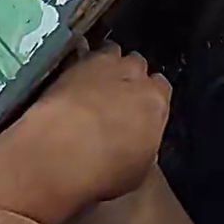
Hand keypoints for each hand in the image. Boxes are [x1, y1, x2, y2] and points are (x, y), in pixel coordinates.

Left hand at [12, 42, 171, 204]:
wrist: (60, 150)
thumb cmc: (105, 171)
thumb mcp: (138, 173)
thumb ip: (146, 150)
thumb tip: (141, 146)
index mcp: (155, 102)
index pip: (162, 88)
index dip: (151, 98)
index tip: (141, 110)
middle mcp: (133, 75)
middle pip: (138, 64)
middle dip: (130, 75)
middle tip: (117, 96)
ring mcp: (102, 64)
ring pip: (112, 51)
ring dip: (108, 63)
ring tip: (96, 80)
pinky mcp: (72, 61)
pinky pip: (82, 49)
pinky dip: (80, 57)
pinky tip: (73, 71)